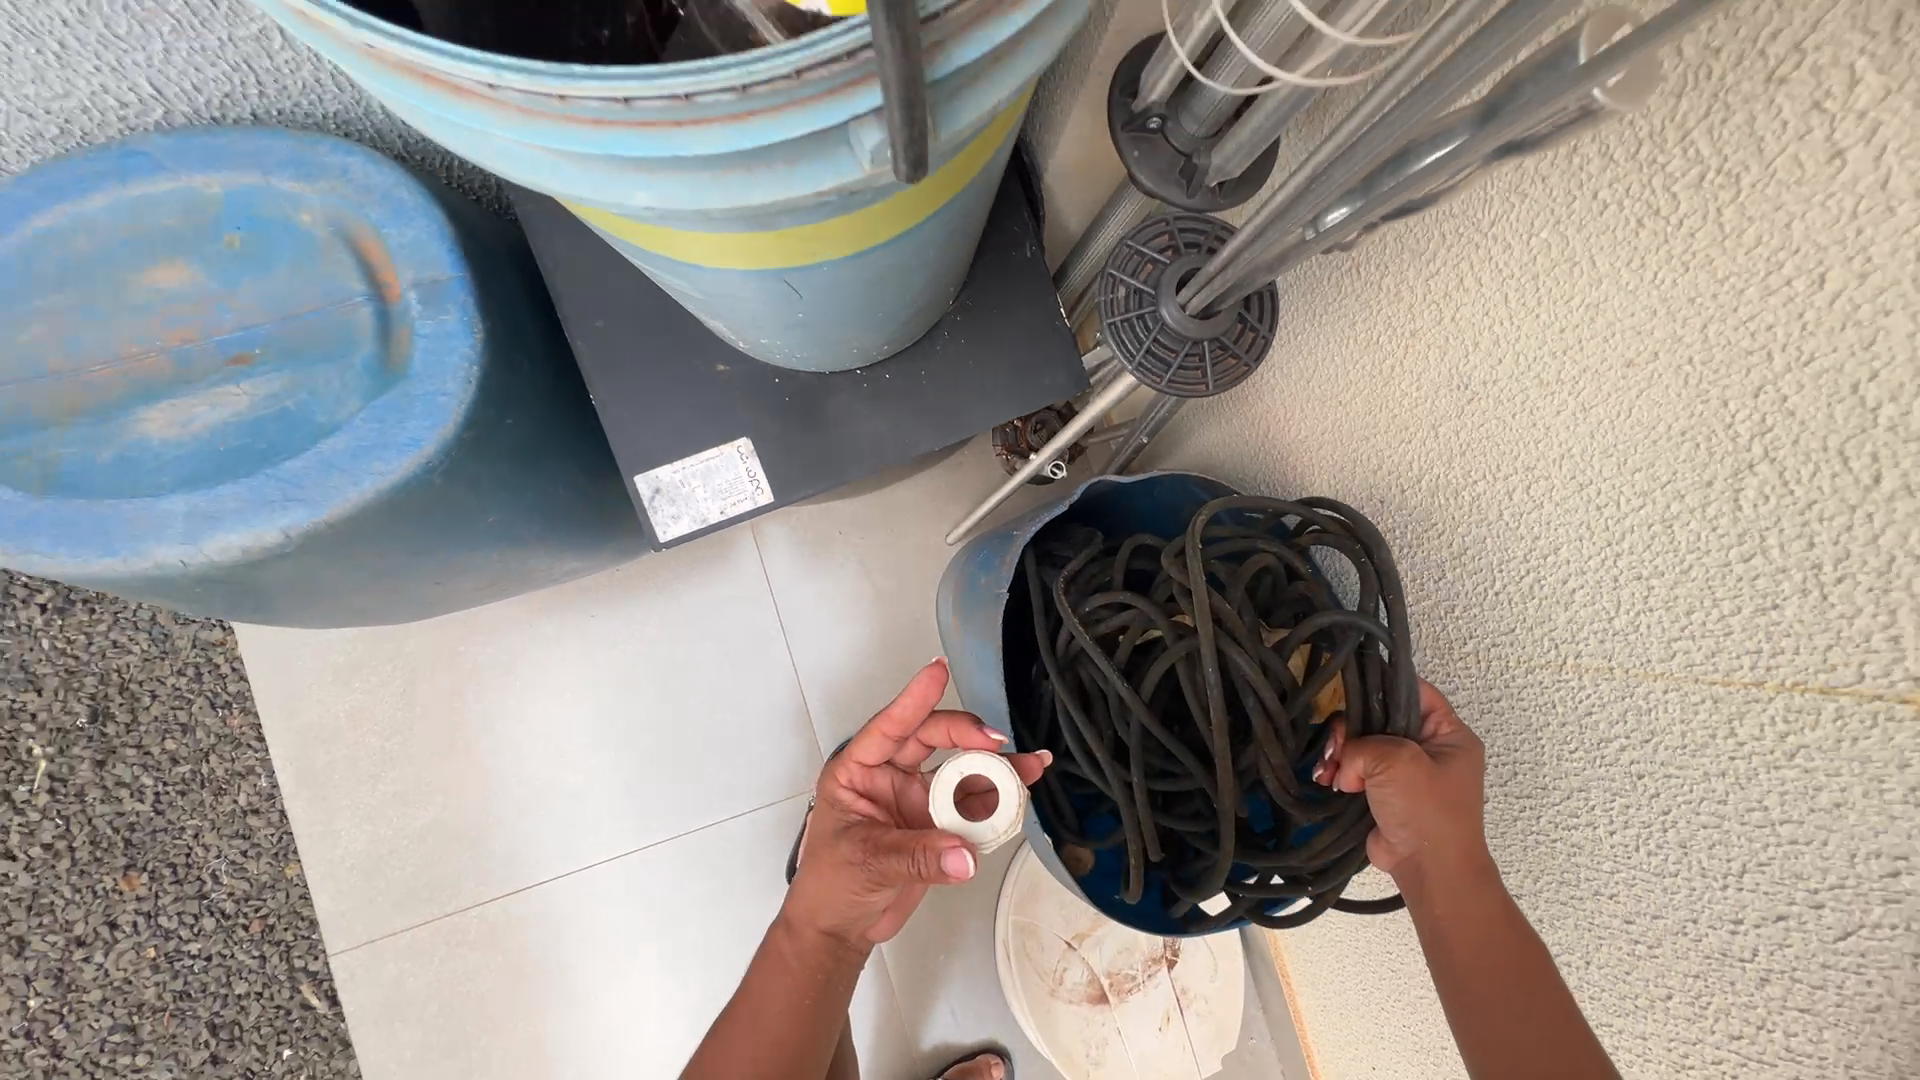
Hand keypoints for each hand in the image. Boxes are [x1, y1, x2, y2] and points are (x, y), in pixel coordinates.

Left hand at [781, 658, 1050, 948]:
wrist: (840, 929)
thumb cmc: (831, 884)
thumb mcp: (867, 862)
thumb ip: (918, 857)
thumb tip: (965, 857)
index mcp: (859, 771)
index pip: (890, 726)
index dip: (914, 698)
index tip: (938, 671)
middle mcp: (891, 775)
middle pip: (933, 740)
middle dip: (967, 735)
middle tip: (995, 741)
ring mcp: (917, 798)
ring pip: (961, 771)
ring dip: (996, 767)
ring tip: (1032, 764)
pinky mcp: (939, 824)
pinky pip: (973, 806)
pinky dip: (999, 800)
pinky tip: (1024, 789)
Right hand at [1313, 678, 1489, 887]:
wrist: (1428, 869)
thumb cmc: (1426, 809)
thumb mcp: (1396, 759)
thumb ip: (1362, 741)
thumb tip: (1346, 759)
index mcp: (1448, 734)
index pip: (1414, 690)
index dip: (1382, 680)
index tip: (1347, 677)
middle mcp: (1428, 747)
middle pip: (1379, 716)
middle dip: (1351, 728)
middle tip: (1337, 745)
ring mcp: (1406, 770)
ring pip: (1362, 743)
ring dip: (1341, 754)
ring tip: (1330, 773)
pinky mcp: (1385, 790)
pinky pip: (1355, 768)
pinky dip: (1339, 772)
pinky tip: (1327, 781)